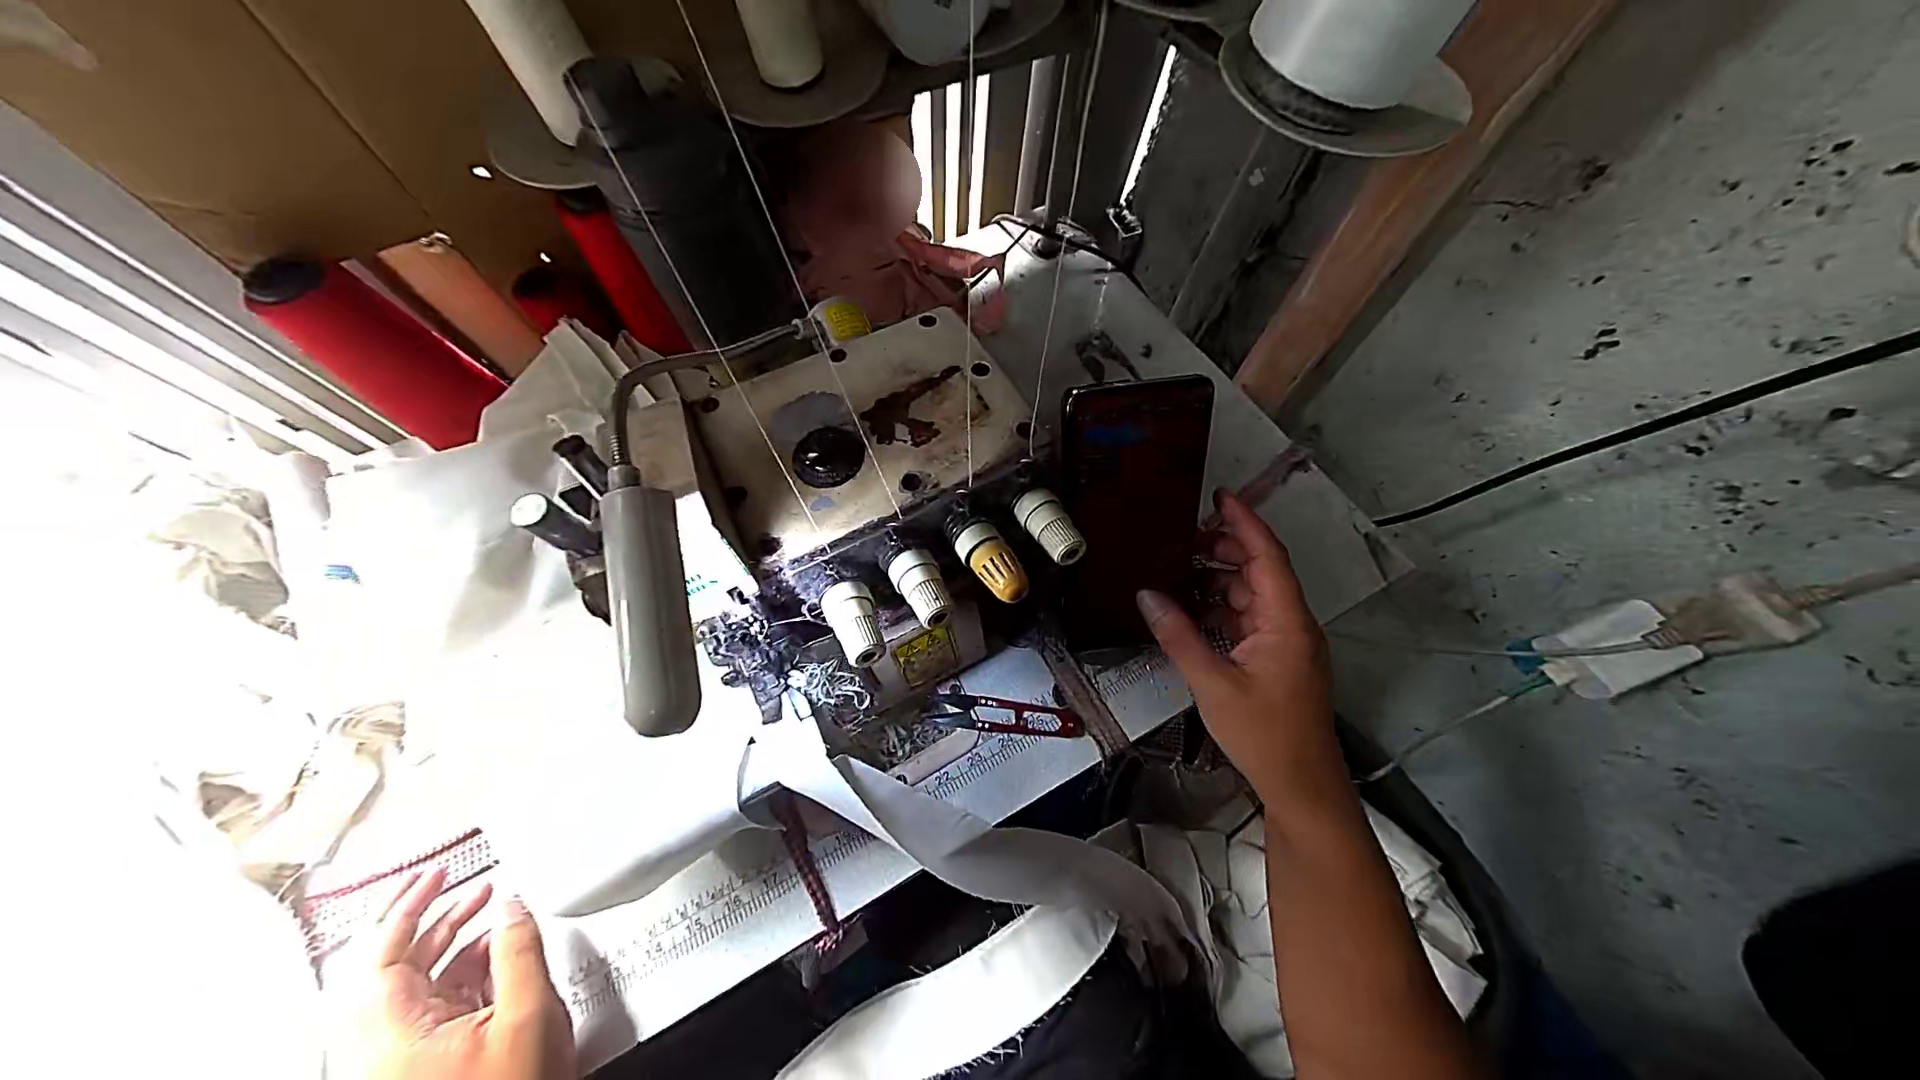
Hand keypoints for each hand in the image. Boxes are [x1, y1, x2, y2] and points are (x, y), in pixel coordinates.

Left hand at [339, 867, 575, 1079]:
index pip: (380, 958)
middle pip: (390, 967)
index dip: (404, 908)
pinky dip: (464, 965)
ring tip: (482, 903)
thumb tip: (513, 907)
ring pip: (416, 982)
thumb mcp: (529, 1015)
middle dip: (425, 915)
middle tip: (450, 881)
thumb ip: (520, 951)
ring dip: (448, 938)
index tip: (430, 875)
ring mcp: (408, 1056)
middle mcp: (388, 1048)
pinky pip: (439, 1000)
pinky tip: (493, 947)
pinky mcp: (432, 1060)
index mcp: (395, 1038)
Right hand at [1135, 491, 1340, 806]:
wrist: (1300, 784)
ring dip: (1219, 581)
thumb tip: (1147, 596)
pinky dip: (1221, 609)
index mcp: (1286, 622)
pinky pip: (1248, 619)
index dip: (1244, 522)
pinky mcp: (1277, 659)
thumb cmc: (1265, 735)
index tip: (1220, 496)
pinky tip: (1191, 612)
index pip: (1267, 556)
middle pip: (1260, 570)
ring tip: (1178, 573)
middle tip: (1182, 539)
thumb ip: (1178, 635)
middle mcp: (1292, 624)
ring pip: (1252, 595)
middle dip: (1224, 550)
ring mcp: (1286, 642)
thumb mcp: (1211, 682)